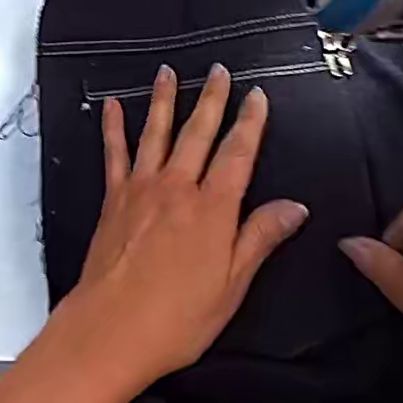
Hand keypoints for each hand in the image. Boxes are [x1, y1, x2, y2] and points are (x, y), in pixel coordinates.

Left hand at [48, 63, 309, 392]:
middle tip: (219, 71)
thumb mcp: (232, 285)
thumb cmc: (175, 318)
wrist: (108, 332)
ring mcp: (142, 189)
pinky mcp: (114, 199)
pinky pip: (115, 154)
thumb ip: (261, 238)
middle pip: (199, 132)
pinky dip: (114, 128)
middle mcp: (178, 188)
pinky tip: (113, 106)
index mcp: (212, 208)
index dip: (251, 121)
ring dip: (165, 99)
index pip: (238, 152)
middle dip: (213, 98)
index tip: (257, 96)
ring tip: (169, 72)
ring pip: (157, 132)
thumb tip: (294, 207)